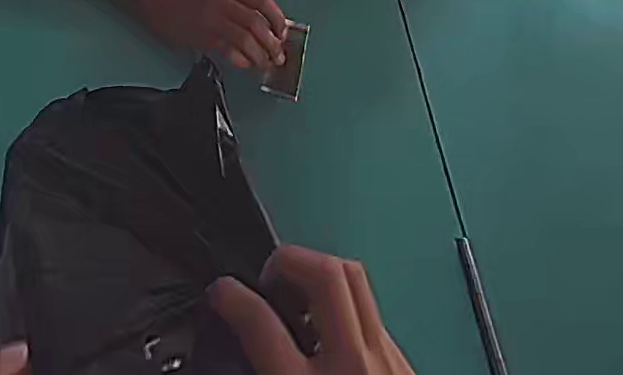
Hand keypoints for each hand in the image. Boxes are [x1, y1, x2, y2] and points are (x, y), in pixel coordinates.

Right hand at [151, 0, 288, 69]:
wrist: (162, 5)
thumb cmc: (195, 3)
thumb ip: (242, 8)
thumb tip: (269, 31)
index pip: (261, 0)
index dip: (277, 18)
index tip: (283, 34)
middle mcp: (222, 1)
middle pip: (254, 22)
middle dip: (270, 42)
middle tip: (278, 57)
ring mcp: (211, 19)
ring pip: (242, 38)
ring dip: (258, 55)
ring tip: (264, 65)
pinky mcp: (200, 37)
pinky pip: (226, 50)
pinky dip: (240, 59)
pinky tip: (246, 65)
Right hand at [209, 245, 415, 374]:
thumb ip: (264, 373)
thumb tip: (243, 355)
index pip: (263, 326)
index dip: (232, 298)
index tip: (220, 291)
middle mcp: (350, 369)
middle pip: (323, 275)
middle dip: (288, 260)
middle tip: (268, 276)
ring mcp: (383, 358)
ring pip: (354, 276)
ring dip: (319, 268)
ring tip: (296, 287)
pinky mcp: (402, 359)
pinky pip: (369, 307)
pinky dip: (343, 300)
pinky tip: (327, 325)